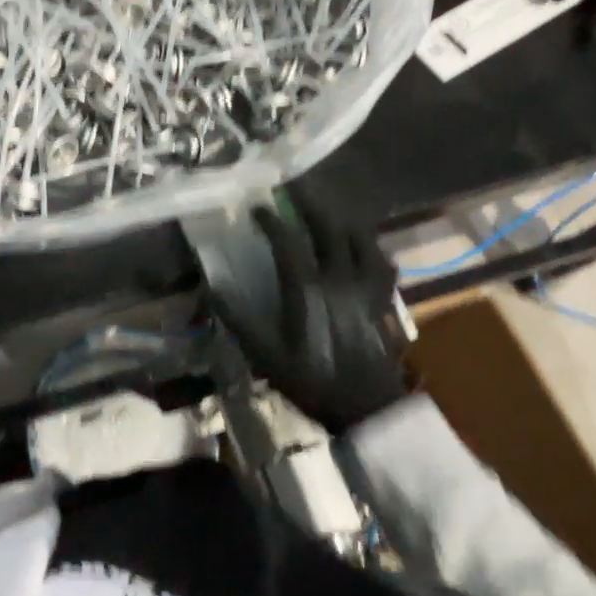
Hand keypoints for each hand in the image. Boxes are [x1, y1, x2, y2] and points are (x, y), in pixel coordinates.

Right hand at [234, 192, 410, 431]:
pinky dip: (368, 245)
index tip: (256, 209)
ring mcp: (367, 285)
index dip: (271, 220)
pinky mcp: (384, 297)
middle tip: (293, 186)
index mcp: (308, 289)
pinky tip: (360, 245)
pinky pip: (380, 260)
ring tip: (324, 207)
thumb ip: (238, 318)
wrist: (367, 409)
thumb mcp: (264, 355)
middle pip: (328, 226)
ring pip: (358, 236)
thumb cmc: (311, 381)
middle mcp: (340, 277)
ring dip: (339, 217)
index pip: (288, 241)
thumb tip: (211, 286)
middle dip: (309, 202)